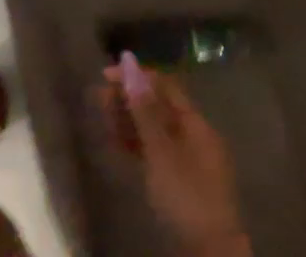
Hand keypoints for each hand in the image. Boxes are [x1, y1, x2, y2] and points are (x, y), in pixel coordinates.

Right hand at [99, 53, 248, 256]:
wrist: (207, 251)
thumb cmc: (186, 195)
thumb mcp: (162, 151)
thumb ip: (145, 110)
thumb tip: (130, 68)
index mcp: (197, 125)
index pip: (166, 87)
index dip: (137, 77)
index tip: (106, 77)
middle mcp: (193, 136)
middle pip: (158, 106)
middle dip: (128, 98)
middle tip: (98, 99)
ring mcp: (184, 158)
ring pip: (152, 128)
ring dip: (127, 119)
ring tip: (102, 118)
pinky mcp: (174, 177)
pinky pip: (151, 148)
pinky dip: (133, 141)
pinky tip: (114, 140)